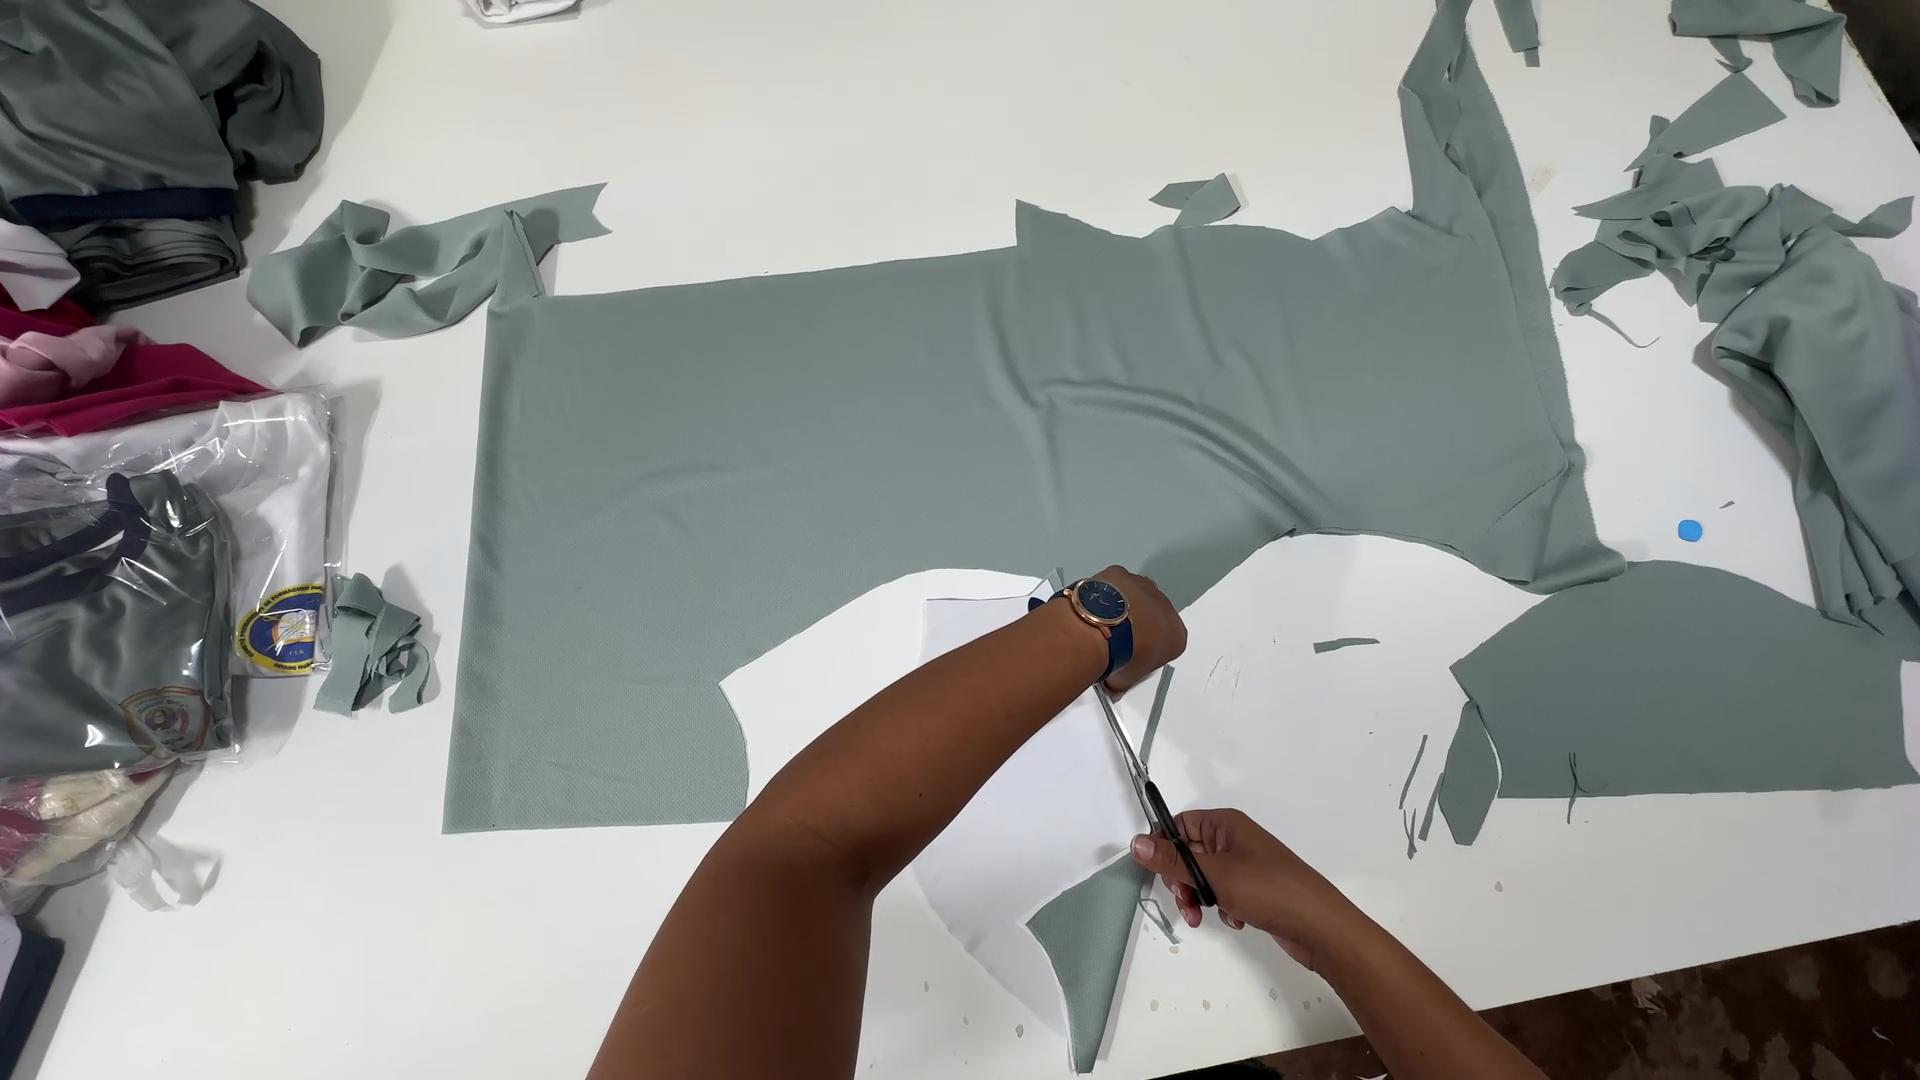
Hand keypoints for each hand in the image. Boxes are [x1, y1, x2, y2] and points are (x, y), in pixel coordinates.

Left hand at [1086, 565, 1185, 697]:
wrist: (1103, 629)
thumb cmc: (1123, 658)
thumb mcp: (1125, 680)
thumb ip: (1123, 683)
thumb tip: (1113, 690)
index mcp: (1176, 636)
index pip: (1165, 645)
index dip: (1145, 653)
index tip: (1128, 659)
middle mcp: (1166, 607)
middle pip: (1153, 617)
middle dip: (1138, 626)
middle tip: (1114, 639)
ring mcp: (1144, 586)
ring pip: (1136, 596)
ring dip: (1124, 606)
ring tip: (1101, 621)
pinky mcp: (1121, 572)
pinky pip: (1116, 583)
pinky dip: (1107, 592)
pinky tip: (1092, 604)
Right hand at [1130, 808, 1359, 971]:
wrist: (1321, 928)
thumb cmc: (1268, 890)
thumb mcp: (1214, 874)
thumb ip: (1172, 860)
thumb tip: (1135, 842)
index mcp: (1224, 824)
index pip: (1178, 825)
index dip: (1164, 848)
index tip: (1158, 874)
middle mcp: (1233, 838)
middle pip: (1188, 852)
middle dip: (1182, 880)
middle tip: (1186, 901)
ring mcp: (1245, 864)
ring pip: (1204, 875)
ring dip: (1199, 896)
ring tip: (1203, 917)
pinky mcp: (1254, 888)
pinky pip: (1223, 891)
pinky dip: (1222, 906)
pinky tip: (1236, 919)